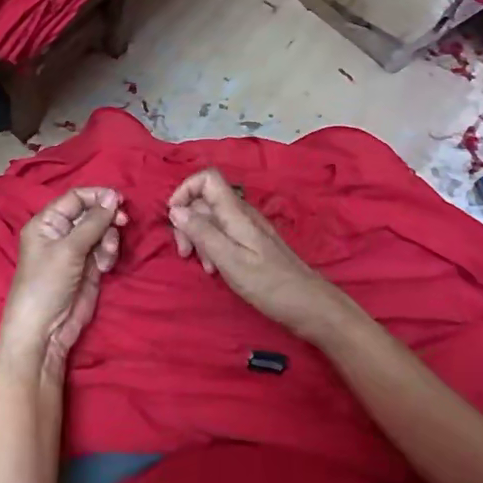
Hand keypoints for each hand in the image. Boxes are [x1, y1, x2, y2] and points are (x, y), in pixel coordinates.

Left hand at [0, 188, 126, 376]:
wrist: (44, 332)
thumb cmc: (47, 284)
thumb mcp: (69, 249)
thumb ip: (93, 221)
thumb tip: (113, 195)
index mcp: (46, 222)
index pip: (75, 198)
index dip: (97, 196)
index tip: (119, 199)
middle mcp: (60, 233)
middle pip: (91, 213)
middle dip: (106, 218)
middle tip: (123, 222)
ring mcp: (75, 251)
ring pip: (101, 232)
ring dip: (109, 239)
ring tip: (106, 255)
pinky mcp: (88, 268)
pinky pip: (104, 250)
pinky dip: (108, 254)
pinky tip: (105, 267)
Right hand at [167, 169, 347, 339]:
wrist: (309, 304)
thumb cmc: (269, 285)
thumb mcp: (230, 260)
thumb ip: (203, 233)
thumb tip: (176, 209)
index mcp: (236, 213)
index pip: (207, 178)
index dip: (185, 190)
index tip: (173, 217)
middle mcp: (242, 213)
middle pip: (205, 200)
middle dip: (187, 222)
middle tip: (185, 253)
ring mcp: (248, 227)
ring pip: (212, 218)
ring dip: (199, 238)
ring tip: (204, 267)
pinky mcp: (252, 242)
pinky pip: (224, 234)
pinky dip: (212, 247)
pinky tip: (215, 269)